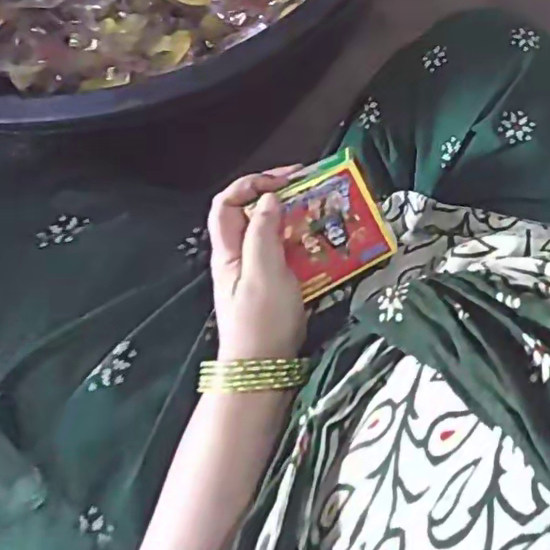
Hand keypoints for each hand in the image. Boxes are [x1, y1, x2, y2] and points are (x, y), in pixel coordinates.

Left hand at [207, 167, 307, 361]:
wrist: (264, 369)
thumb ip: (264, 233)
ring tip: (322, 207)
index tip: (284, 181)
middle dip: (278, 192)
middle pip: (250, 211)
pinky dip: (304, 236)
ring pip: (272, 228)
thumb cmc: (262, 321)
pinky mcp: (275, 281)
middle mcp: (240, 255)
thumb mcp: (264, 272)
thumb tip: (270, 197)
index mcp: (229, 251)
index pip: (226, 202)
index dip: (251, 184)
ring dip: (295, 213)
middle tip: (310, 185)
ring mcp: (257, 269)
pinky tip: (322, 238)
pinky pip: (287, 248)